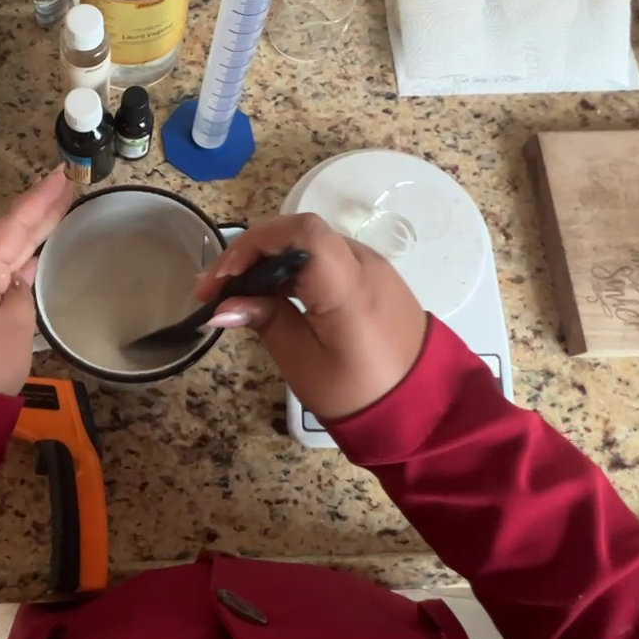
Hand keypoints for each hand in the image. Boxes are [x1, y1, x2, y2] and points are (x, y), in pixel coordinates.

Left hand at [0, 171, 73, 395]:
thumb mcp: (14, 328)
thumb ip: (20, 292)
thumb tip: (19, 275)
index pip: (12, 225)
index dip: (39, 201)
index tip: (62, 176)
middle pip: (1, 230)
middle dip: (33, 208)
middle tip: (63, 183)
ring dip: (16, 223)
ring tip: (41, 199)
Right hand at [194, 214, 428, 420]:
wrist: (424, 408)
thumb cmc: (358, 392)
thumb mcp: (302, 362)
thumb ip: (264, 321)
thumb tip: (221, 306)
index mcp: (348, 285)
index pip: (300, 231)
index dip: (253, 243)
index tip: (224, 277)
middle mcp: (364, 263)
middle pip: (296, 233)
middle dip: (248, 253)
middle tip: (213, 288)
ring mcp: (370, 267)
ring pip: (306, 244)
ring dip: (264, 261)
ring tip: (231, 292)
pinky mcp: (371, 277)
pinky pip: (321, 259)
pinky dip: (287, 269)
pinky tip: (265, 294)